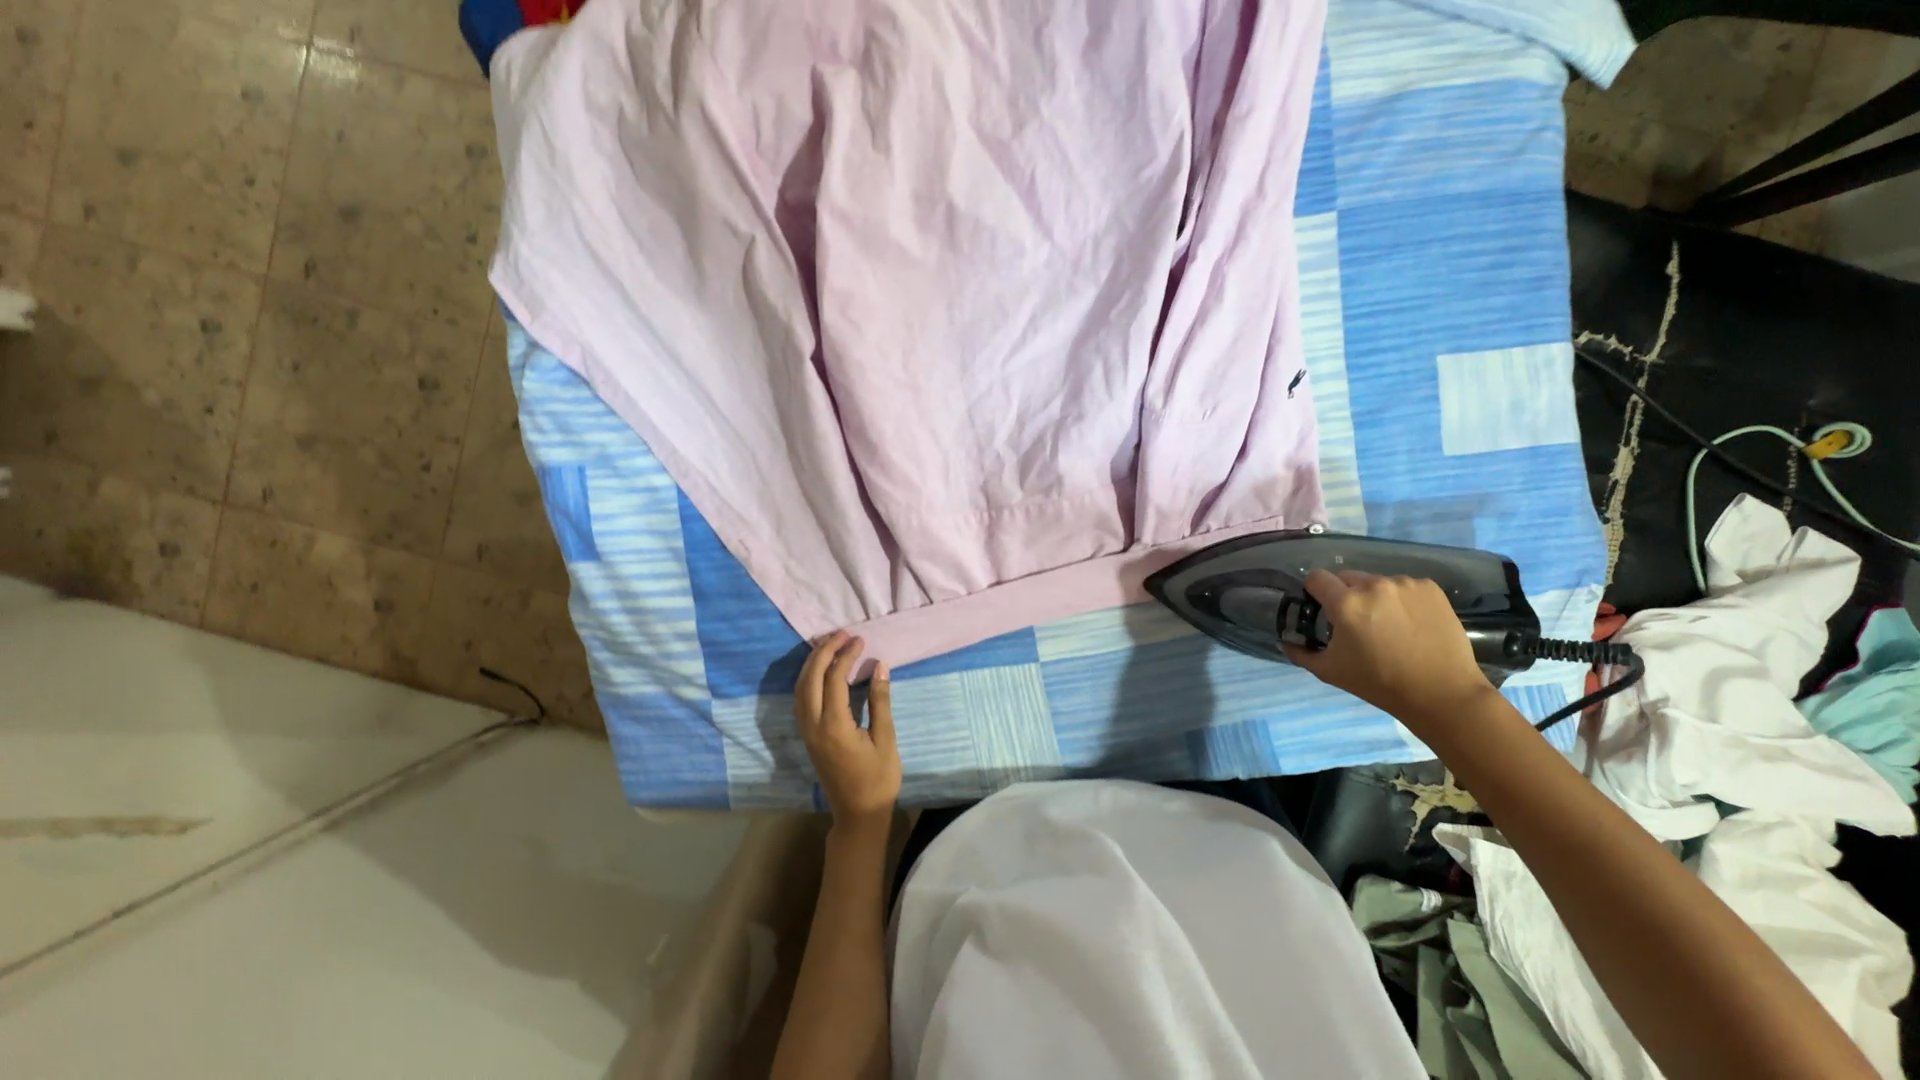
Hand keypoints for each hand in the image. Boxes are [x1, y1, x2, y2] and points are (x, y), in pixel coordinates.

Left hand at [795, 632, 900, 828]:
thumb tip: (879, 666)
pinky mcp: (807, 736)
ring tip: (831, 644)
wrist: (858, 813)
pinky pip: (801, 699)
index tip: (861, 641)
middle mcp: (814, 725)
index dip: (846, 656)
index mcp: (834, 725)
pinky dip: (809, 678)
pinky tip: (822, 670)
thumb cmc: (878, 779)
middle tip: (842, 634)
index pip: (834, 679)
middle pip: (810, 678)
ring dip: (813, 663)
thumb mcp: (885, 739)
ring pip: (800, 688)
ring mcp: (807, 731)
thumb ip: (880, 701)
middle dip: (824, 652)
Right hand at [1282, 569, 1496, 732]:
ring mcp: (1406, 584)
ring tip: (1389, 626)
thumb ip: (1301, 653)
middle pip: (1346, 577)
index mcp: (1346, 603)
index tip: (1322, 610)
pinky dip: (1402, 601)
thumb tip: (1286, 642)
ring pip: (1377, 582)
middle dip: (1345, 595)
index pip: (1316, 577)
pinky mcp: (1431, 589)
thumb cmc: (1379, 683)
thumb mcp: (1331, 672)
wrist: (1441, 693)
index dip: (1314, 592)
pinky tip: (1411, 624)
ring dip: (1375, 598)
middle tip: (1356, 624)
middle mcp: (1374, 585)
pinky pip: (1405, 587)